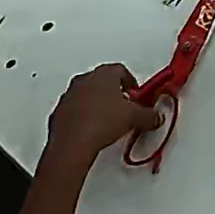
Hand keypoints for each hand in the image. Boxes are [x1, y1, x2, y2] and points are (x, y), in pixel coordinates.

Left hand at [44, 64, 161, 167]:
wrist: (73, 143)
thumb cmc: (99, 123)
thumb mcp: (134, 118)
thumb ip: (148, 115)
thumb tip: (154, 117)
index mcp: (104, 74)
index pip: (121, 70)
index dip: (131, 82)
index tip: (136, 94)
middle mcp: (85, 79)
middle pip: (104, 80)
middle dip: (115, 92)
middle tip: (125, 106)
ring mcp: (70, 94)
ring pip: (88, 93)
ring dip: (98, 103)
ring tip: (109, 120)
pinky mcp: (60, 111)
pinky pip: (75, 108)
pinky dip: (84, 115)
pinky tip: (92, 129)